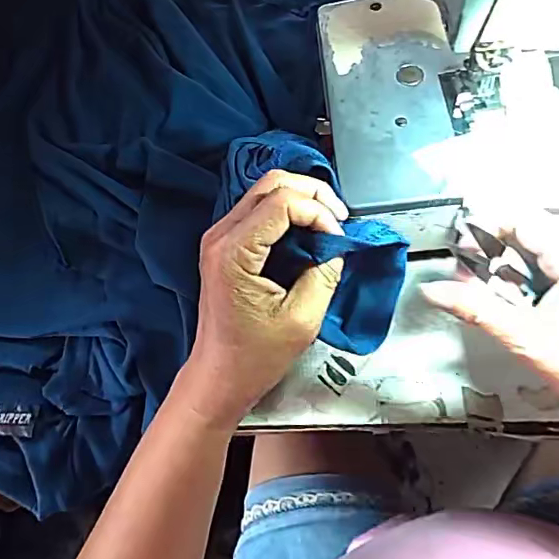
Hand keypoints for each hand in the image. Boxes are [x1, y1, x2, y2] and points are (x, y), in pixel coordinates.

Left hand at [177, 170, 347, 430]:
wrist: (219, 374)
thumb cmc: (255, 356)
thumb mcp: (302, 319)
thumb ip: (323, 274)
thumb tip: (338, 245)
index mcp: (234, 252)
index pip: (282, 202)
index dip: (318, 213)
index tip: (338, 240)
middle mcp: (220, 235)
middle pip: (272, 183)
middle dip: (312, 194)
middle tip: (339, 221)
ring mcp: (219, 236)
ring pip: (265, 191)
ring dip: (301, 200)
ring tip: (328, 226)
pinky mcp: (224, 243)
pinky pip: (259, 209)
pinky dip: (288, 212)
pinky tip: (308, 232)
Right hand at [421, 211, 558, 435]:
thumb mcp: (525, 338)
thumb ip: (475, 308)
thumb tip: (437, 291)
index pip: (519, 218)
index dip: (483, 230)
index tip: (461, 249)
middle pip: (523, 234)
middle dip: (491, 255)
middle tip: (470, 278)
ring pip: (532, 252)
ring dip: (506, 271)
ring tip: (495, 297)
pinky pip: (544, 268)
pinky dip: (523, 281)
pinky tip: (517, 305)